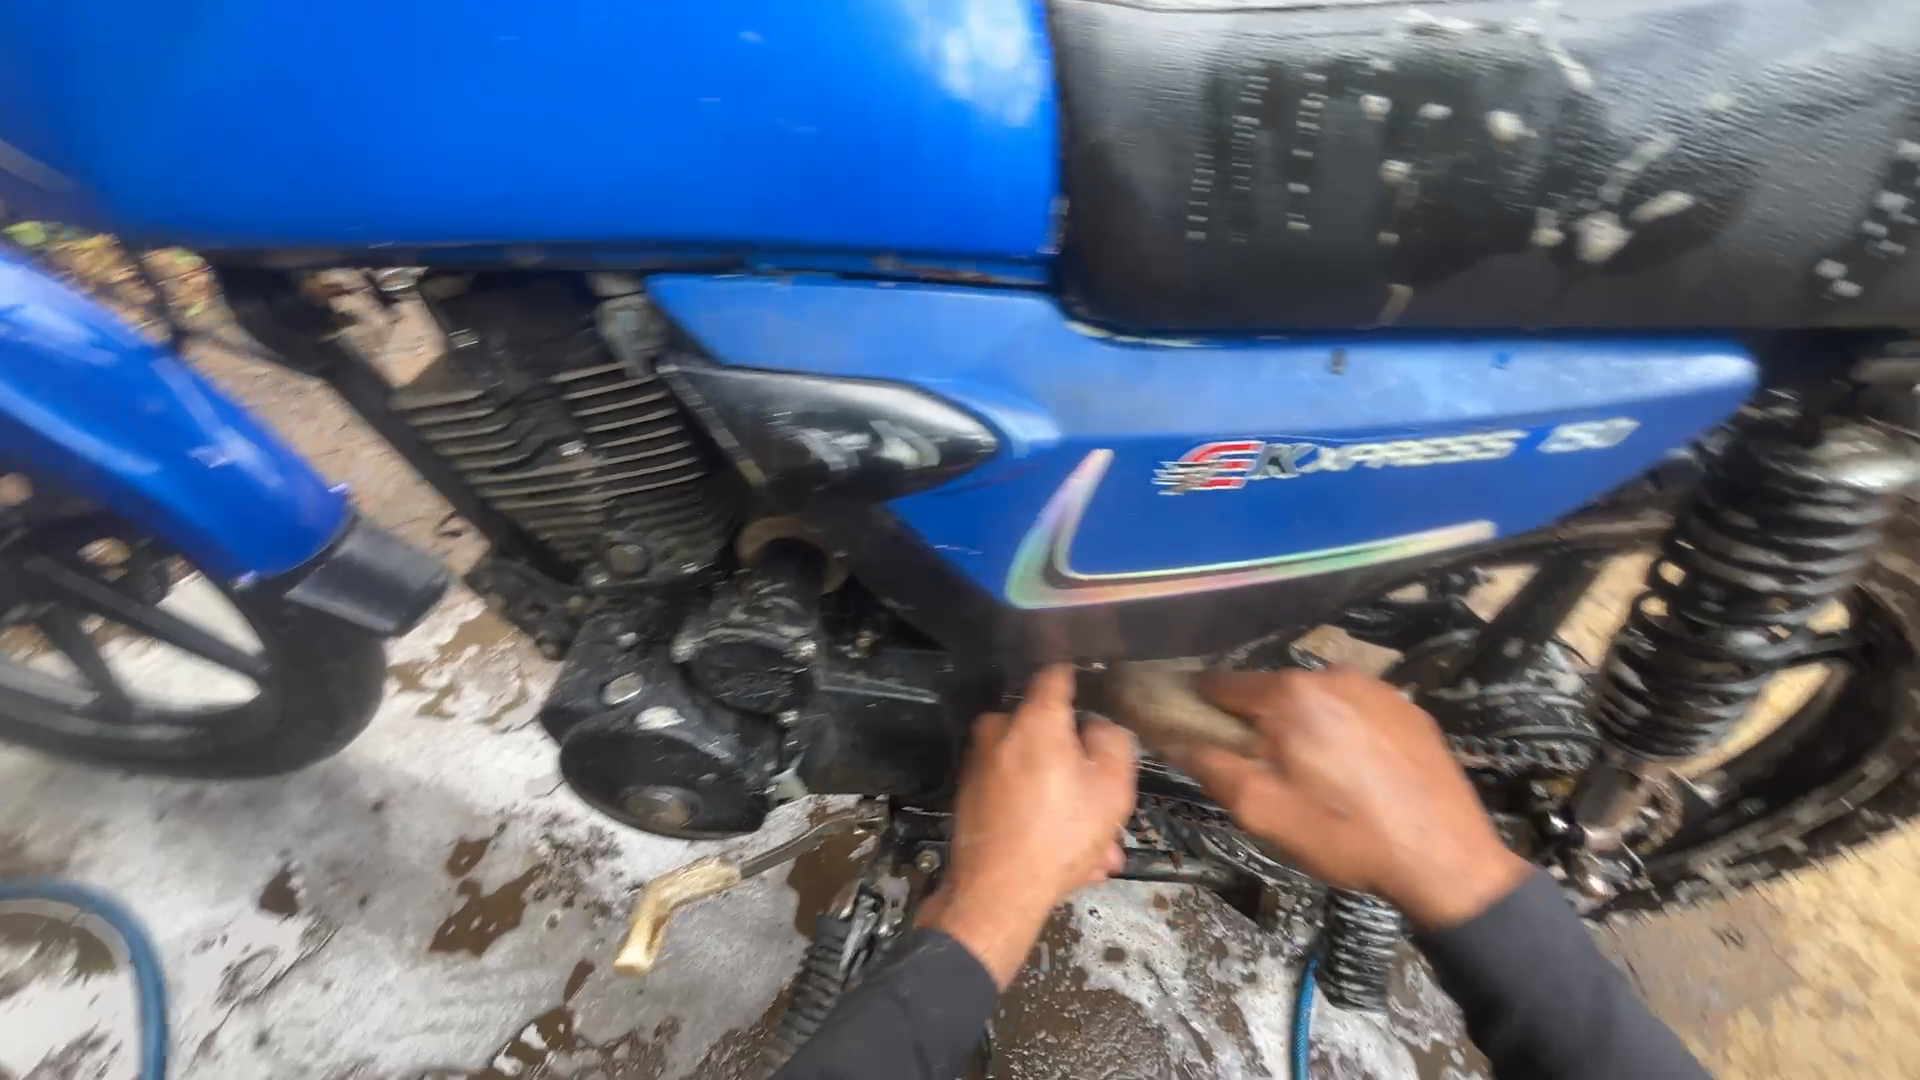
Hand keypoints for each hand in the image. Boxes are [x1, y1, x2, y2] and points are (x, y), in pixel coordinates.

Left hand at [918, 665, 1138, 986]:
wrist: (996, 893)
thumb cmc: (1059, 835)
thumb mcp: (1112, 789)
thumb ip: (1112, 742)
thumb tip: (1096, 727)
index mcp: (1034, 719)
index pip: (1055, 675)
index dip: (1076, 675)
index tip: (1089, 678)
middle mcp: (999, 730)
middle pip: (1048, 733)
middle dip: (1080, 769)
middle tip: (1104, 807)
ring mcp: (980, 762)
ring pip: (1037, 772)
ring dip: (1066, 802)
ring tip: (1096, 850)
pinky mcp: (971, 793)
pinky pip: (1017, 794)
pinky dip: (1040, 814)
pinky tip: (1067, 857)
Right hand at [1170, 668, 1530, 929]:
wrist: (1447, 862)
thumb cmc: (1343, 834)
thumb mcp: (1259, 809)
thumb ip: (1207, 765)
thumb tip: (1168, 737)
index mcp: (1288, 693)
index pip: (1221, 684)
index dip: (1202, 708)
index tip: (1200, 734)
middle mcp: (1330, 674)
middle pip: (1269, 691)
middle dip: (1257, 721)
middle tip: (1265, 768)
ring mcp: (1375, 687)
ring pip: (1312, 698)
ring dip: (1301, 723)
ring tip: (1315, 772)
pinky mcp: (1408, 707)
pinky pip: (1353, 708)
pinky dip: (1342, 728)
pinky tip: (1355, 769)